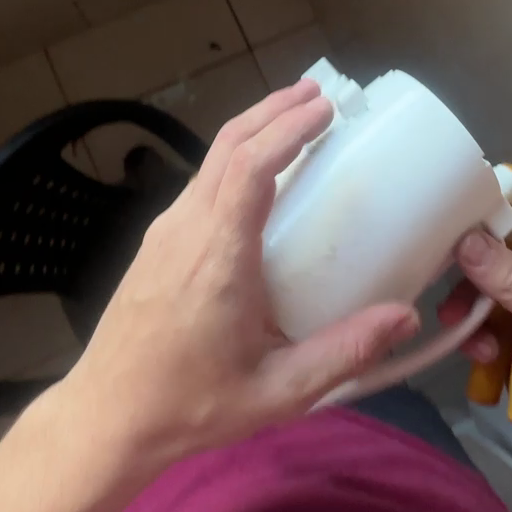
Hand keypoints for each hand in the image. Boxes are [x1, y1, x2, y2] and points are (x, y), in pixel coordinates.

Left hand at [57, 79, 420, 466]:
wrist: (106, 418)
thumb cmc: (191, 404)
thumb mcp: (278, 391)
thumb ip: (344, 353)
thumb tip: (405, 317)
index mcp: (218, 254)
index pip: (250, 166)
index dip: (288, 128)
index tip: (325, 108)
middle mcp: (187, 227)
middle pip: (228, 144)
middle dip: (274, 109)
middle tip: (318, 93)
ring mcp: (166, 230)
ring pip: (210, 158)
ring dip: (253, 128)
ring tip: (294, 118)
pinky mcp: (158, 240)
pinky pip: (201, 181)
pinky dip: (235, 156)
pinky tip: (257, 171)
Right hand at [438, 228, 511, 485]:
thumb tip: (468, 239)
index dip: (508, 203)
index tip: (464, 197)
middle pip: (502, 254)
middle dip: (473, 264)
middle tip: (445, 269)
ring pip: (484, 293)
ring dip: (469, 306)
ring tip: (460, 324)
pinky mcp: (509, 351)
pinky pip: (479, 330)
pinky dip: (473, 339)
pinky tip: (478, 357)